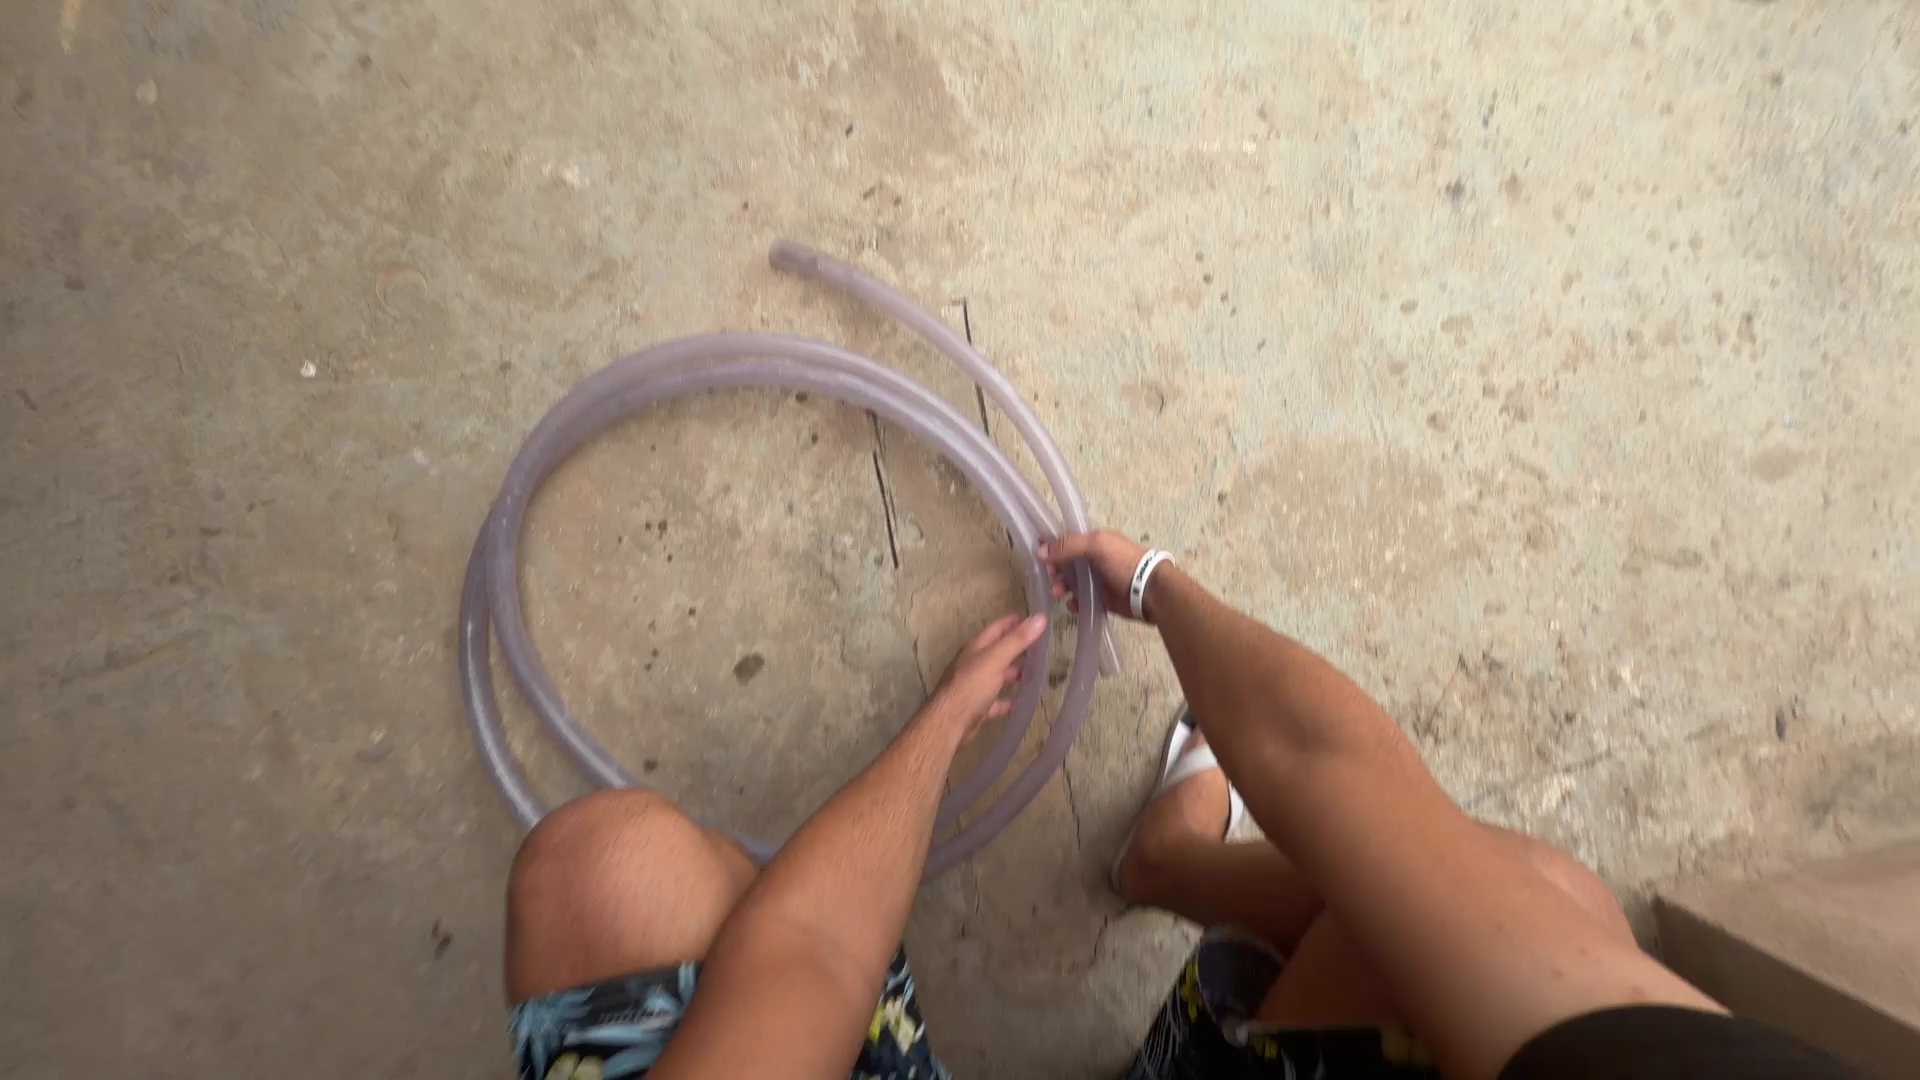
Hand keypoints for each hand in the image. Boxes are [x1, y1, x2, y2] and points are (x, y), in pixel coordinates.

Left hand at [926, 612, 1049, 741]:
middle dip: (1018, 648)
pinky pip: (997, 701)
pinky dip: (1008, 701)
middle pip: (999, 651)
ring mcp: (975, 685)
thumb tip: (1040, 618)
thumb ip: (1017, 640)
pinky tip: (1021, 703)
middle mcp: (974, 663)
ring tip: (1036, 674)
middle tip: (1042, 647)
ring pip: (998, 675)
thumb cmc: (972, 685)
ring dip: (1014, 673)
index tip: (1034, 619)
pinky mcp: (978, 706)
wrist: (950, 722)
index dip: (1014, 622)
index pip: (998, 628)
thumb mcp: (996, 658)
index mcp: (977, 647)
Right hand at [1038, 530, 1153, 621]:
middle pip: (1065, 564)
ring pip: (1071, 583)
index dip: (1051, 546)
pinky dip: (1074, 603)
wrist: (1149, 591)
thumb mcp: (1096, 545)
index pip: (1066, 541)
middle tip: (1049, 578)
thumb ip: (1068, 546)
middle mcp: (1094, 560)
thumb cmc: (1123, 562)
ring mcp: (1097, 581)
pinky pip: (1082, 601)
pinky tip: (1072, 605)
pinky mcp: (1101, 600)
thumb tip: (1040, 551)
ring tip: (1058, 594)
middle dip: (1054, 570)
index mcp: (1094, 542)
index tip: (1036, 555)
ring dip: (1061, 587)